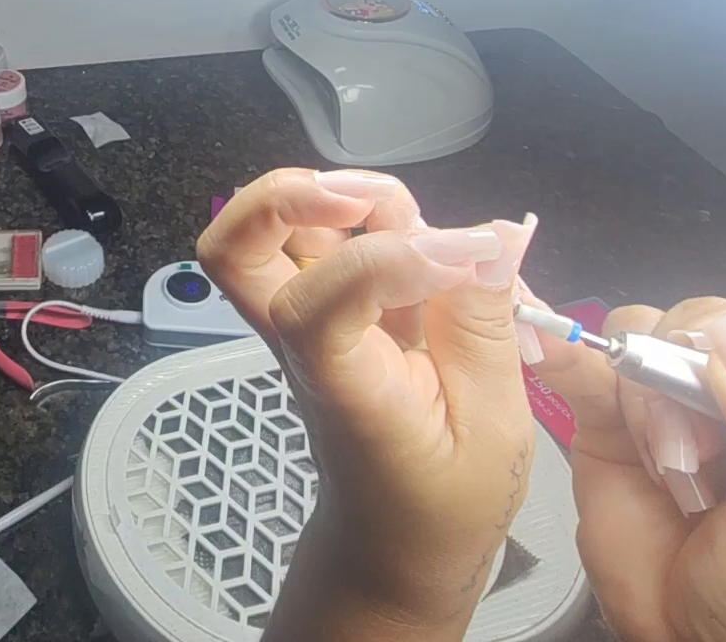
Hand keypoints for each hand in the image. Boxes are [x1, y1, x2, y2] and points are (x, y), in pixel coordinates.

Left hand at [197, 169, 537, 640]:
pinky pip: (319, 234)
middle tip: (358, 201)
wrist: (393, 530)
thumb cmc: (441, 496)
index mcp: (331, 379)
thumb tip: (492, 239)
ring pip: (272, 224)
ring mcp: (299, 309)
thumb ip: (481, 331)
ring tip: (410, 222)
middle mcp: (294, 331)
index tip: (465, 261)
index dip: (380, 265)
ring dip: (334, 196)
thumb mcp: (491, 428)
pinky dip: (365, 214)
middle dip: (283, 198)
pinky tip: (423, 239)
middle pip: (233, 246)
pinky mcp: (321, 298)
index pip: (309, 307)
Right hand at [528, 278, 725, 641]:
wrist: (685, 641)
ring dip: (640, 394)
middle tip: (698, 451)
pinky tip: (553, 356)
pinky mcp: (607, 408)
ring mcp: (676, 397)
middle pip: (718, 319)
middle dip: (697, 378)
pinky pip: (578, 354)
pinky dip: (562, 350)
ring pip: (645, 330)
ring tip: (659, 466)